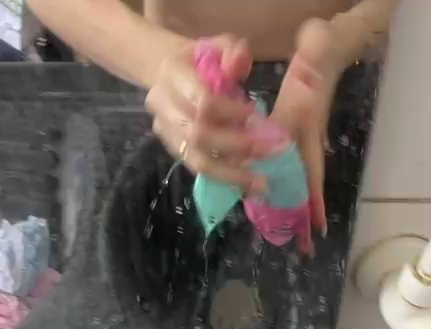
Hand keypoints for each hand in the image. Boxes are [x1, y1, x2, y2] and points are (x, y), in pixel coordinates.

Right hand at [145, 35, 263, 191]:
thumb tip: (239, 67)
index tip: (256, 116)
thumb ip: (231, 51)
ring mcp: (166, 133)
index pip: (202, 101)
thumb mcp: (216, 44)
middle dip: (236, 146)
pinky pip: (198, 170)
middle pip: (199, 135)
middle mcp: (163, 107)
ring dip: (231, 173)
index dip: (230, 112)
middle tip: (267, 152)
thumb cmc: (198, 59)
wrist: (167, 74)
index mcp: (172, 75)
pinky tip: (246, 182)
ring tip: (260, 183)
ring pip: (197, 161)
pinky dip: (224, 177)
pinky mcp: (174, 151)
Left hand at [268, 18, 336, 252]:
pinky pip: (287, 173)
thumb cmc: (321, 52)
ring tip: (299, 242)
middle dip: (307, 215)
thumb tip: (317, 40)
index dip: (313, 196)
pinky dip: (286, 194)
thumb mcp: (317, 48)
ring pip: (297, 183)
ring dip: (297, 211)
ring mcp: (301, 144)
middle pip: (306, 185)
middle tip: (307, 248)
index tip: (318, 226)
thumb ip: (315, 46)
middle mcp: (307, 141)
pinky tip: (280, 211)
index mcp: (308, 127)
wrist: (328, 52)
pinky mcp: (293, 142)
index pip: (311, 166)